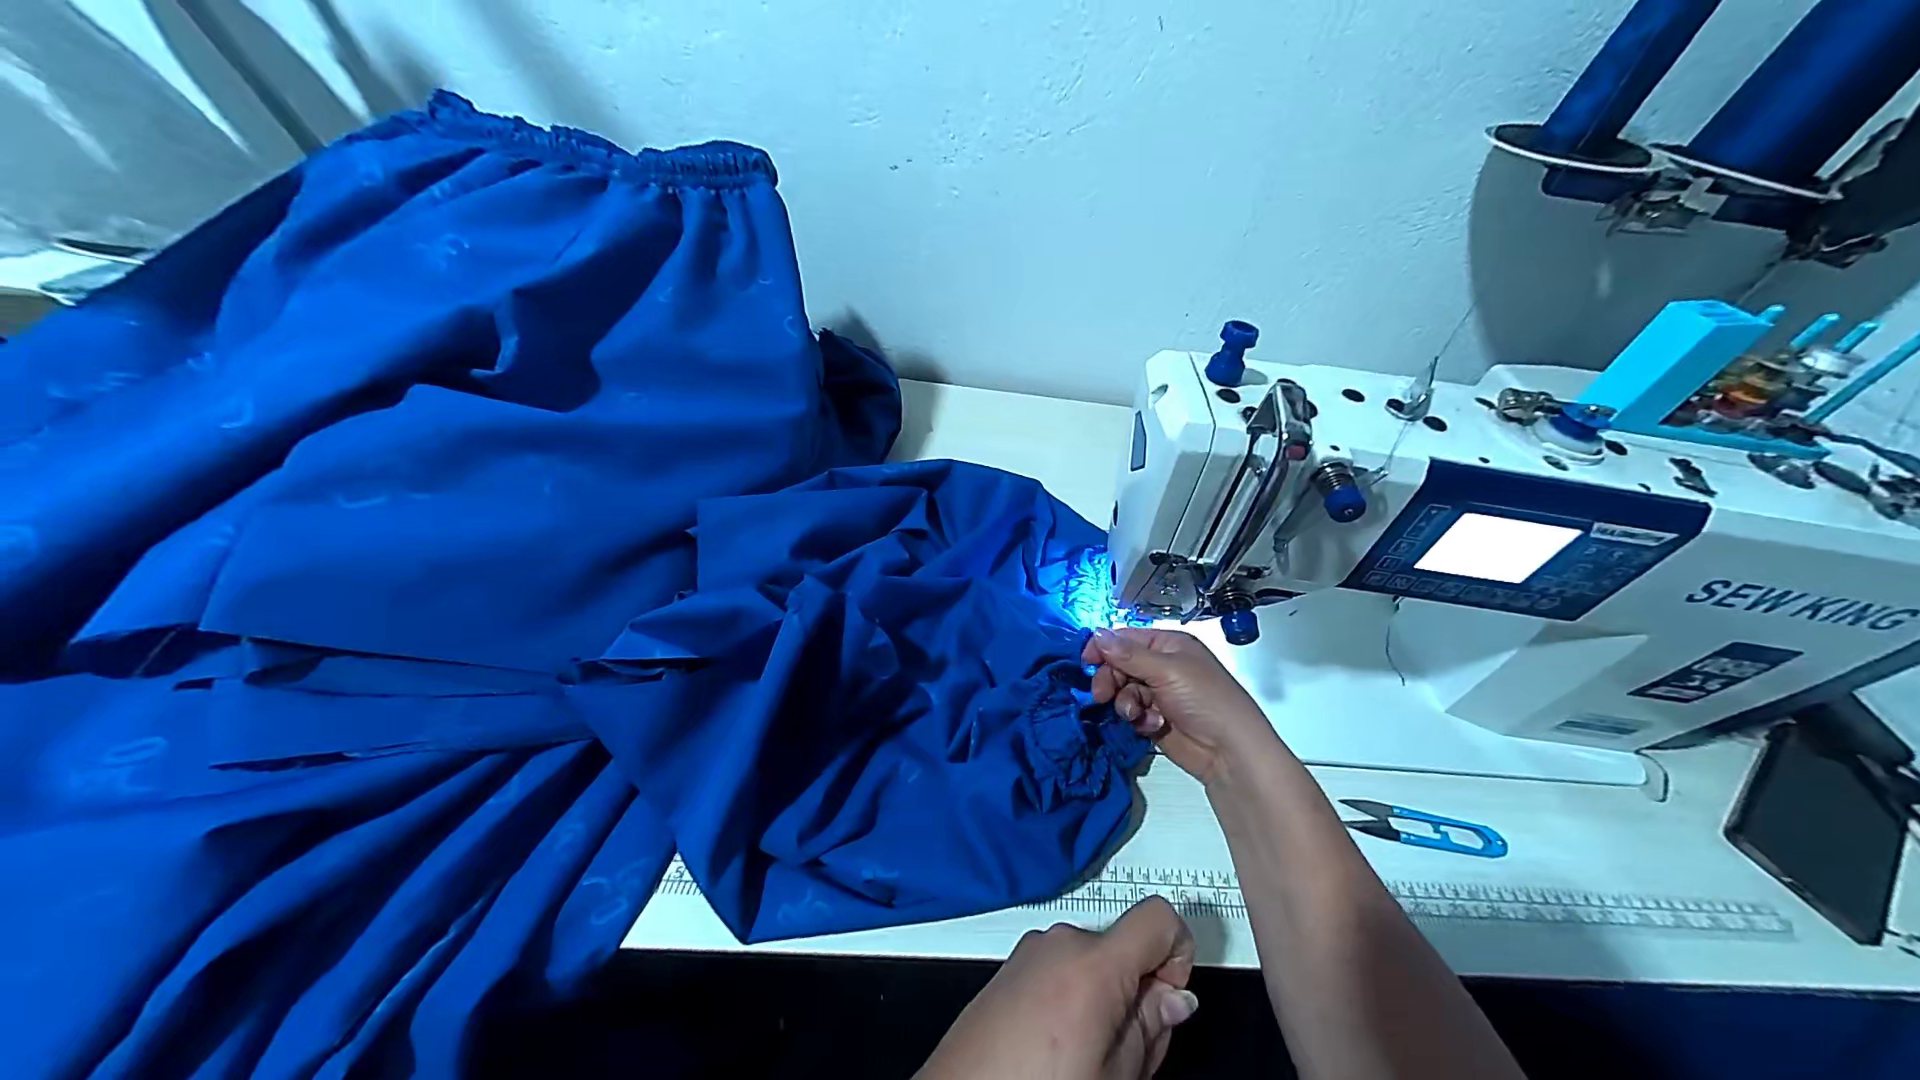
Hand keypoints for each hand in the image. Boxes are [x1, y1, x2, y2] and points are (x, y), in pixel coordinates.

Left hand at [916, 897, 1198, 1079]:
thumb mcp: (1116, 1076)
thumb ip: (1153, 1027)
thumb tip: (1175, 997)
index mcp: (1092, 963)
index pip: (1158, 915)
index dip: (1178, 953)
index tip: (1171, 997)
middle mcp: (1059, 941)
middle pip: (1126, 945)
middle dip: (1140, 990)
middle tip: (1128, 1050)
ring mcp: (1032, 950)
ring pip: (1094, 959)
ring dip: (1106, 997)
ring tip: (1088, 1055)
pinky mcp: (1013, 964)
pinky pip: (1062, 965)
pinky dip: (1075, 995)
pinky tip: (1060, 1045)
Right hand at [1082, 626, 1276, 783]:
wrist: (1229, 752)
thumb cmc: (1206, 701)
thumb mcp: (1167, 670)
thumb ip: (1128, 654)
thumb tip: (1097, 633)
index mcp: (1169, 645)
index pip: (1126, 638)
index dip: (1104, 648)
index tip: (1086, 661)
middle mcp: (1162, 666)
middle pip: (1119, 665)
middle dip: (1110, 680)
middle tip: (1103, 694)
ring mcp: (1158, 693)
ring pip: (1122, 690)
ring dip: (1125, 703)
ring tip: (1137, 715)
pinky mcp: (1154, 718)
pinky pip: (1131, 712)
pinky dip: (1137, 719)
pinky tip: (1152, 726)